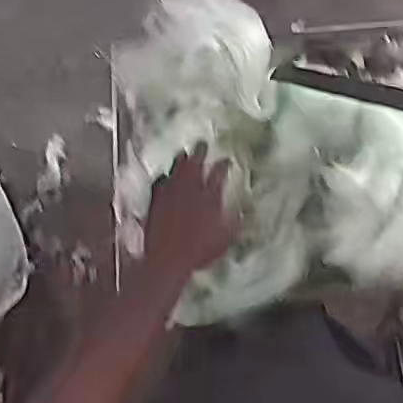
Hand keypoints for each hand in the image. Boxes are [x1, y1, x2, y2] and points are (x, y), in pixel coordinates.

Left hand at [143, 143, 239, 281]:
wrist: (167, 259)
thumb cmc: (199, 250)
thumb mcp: (225, 238)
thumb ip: (236, 222)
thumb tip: (246, 213)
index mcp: (210, 194)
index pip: (220, 171)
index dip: (224, 164)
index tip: (227, 161)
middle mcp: (191, 187)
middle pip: (196, 161)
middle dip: (201, 150)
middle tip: (202, 144)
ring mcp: (172, 191)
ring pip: (177, 167)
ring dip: (181, 159)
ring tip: (184, 153)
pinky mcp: (156, 200)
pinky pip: (159, 181)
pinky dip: (163, 177)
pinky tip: (164, 177)